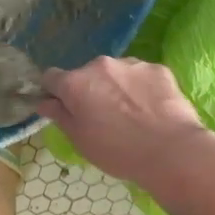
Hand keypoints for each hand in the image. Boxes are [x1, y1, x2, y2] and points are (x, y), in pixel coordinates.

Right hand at [38, 57, 214, 184]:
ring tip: (130, 114)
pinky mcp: (158, 69)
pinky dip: (140, 88)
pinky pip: (141, 76)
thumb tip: (44, 102)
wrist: (170, 150)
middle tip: (101, 117)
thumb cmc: (116, 151)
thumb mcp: (79, 140)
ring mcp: (132, 64)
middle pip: (86, 74)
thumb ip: (60, 116)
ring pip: (115, 73)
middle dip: (89, 90)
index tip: (62, 107)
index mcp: (75, 83)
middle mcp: (100, 65)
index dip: (53, 92)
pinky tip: (150, 110)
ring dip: (115, 87)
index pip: (51, 77)